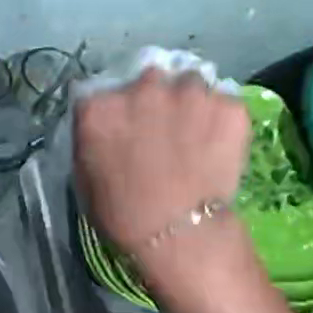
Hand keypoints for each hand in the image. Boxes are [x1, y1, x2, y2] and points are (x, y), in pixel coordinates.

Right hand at [73, 69, 250, 263]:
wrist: (179, 234)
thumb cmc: (121, 215)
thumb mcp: (85, 177)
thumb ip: (92, 139)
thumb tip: (105, 128)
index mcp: (100, 105)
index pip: (101, 91)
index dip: (115, 109)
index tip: (123, 127)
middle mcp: (142, 85)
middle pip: (149, 78)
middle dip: (154, 99)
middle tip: (162, 130)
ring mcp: (189, 91)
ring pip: (191, 83)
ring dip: (190, 103)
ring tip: (195, 135)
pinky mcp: (227, 104)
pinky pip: (224, 102)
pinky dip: (222, 120)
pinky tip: (218, 145)